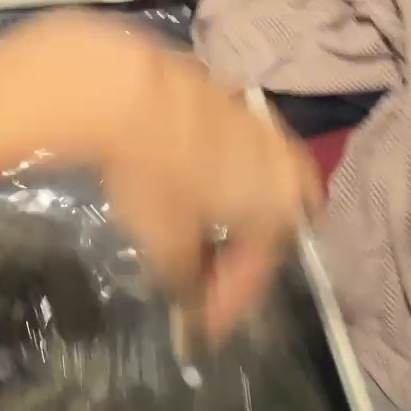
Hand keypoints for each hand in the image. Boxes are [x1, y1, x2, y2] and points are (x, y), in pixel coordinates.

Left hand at [0, 14, 321, 340]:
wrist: (124, 86)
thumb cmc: (155, 173)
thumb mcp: (169, 245)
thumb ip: (189, 281)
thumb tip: (192, 298)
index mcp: (286, 199)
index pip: (265, 266)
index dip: (232, 301)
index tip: (203, 323)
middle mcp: (283, 156)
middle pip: (265, 220)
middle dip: (235, 252)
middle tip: (201, 275)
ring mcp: (253, 118)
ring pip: (247, 180)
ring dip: (223, 210)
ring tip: (185, 231)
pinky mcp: (222, 92)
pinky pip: (226, 147)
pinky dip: (209, 172)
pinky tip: (176, 180)